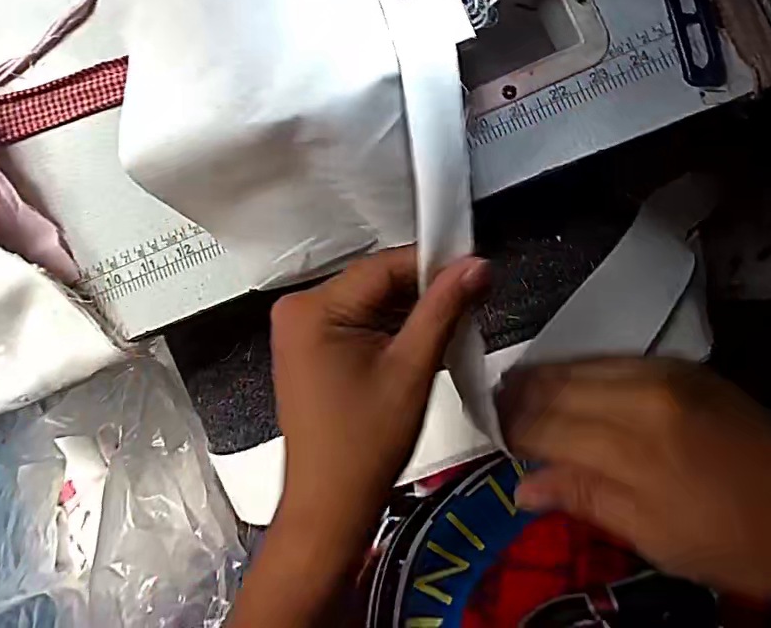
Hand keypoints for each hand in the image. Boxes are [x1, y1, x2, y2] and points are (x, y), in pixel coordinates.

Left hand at [231, 247, 488, 626]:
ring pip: (369, 298)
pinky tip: (419, 337)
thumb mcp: (412, 369)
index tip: (471, 267)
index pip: (382, 266)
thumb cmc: (364, 447)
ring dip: (408, 308)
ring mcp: (299, 327)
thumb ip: (444, 308)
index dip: (431, 264)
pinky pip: (356, 317)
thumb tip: (473, 266)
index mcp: (313, 309)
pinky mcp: (307, 344)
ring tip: (449, 321)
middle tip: (467, 297)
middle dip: (422, 289)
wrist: (330, 507)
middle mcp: (297, 309)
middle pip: (375, 281)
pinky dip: (389, 325)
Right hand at [501, 358, 770, 627]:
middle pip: (557, 388)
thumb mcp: (659, 541)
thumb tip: (521, 486)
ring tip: (515, 389)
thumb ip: (585, 500)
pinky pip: (608, 358)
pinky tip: (563, 379)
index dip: (512, 427)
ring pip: (577, 365)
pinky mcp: (677, 362)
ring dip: (542, 377)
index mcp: (635, 451)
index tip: (489, 431)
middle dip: (519, 396)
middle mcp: (640, 397)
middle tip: (492, 406)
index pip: (547, 427)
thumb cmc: (742, 543)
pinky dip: (577, 369)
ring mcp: (660, 371)